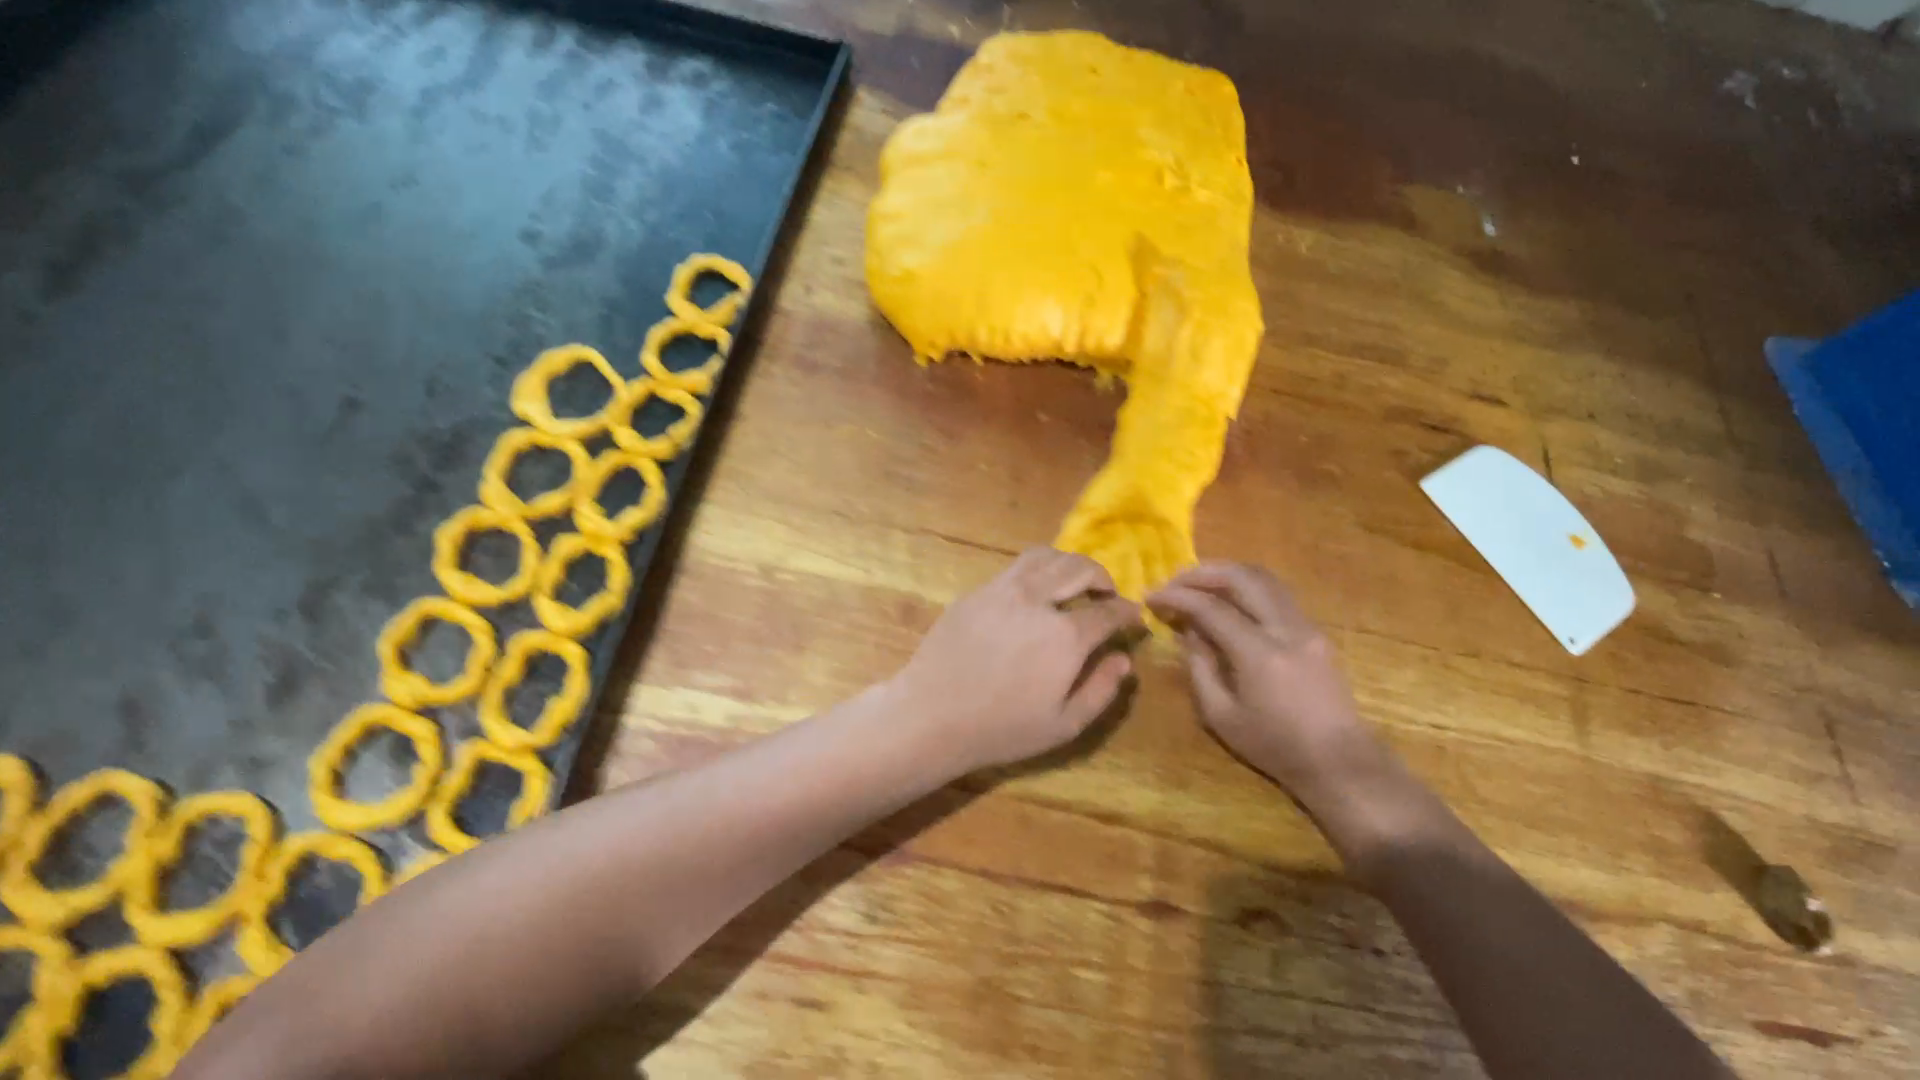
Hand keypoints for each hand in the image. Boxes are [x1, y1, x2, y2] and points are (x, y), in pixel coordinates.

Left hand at [894, 548, 1142, 771]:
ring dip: (1069, 565)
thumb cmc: (1001, 729)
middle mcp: (1037, 601)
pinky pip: (1015, 568)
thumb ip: (1101, 689)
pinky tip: (1034, 596)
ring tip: (1072, 585)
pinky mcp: (976, 592)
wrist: (931, 715)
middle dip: (1102, 578)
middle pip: (1080, 568)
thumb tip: (1123, 659)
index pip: (1108, 611)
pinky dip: (1037, 572)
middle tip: (1106, 597)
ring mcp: (1002, 590)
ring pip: (1046, 556)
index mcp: (1065, 636)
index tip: (1134, 618)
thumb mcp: (1063, 724)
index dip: (1128, 613)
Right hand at [1147, 563, 1391, 815]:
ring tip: (1200, 583)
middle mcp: (1286, 629)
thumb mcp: (1221, 717)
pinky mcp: (1315, 631)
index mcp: (1260, 654)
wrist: (1337, 759)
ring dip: (1228, 574)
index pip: (1212, 609)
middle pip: (1243, 578)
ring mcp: (1306, 626)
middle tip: (1174, 581)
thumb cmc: (1274, 746)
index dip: (1178, 597)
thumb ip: (1200, 668)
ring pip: (1265, 578)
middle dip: (1203, 572)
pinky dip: (1248, 587)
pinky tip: (1230, 599)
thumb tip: (1190, 631)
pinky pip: (1278, 594)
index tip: (1152, 596)